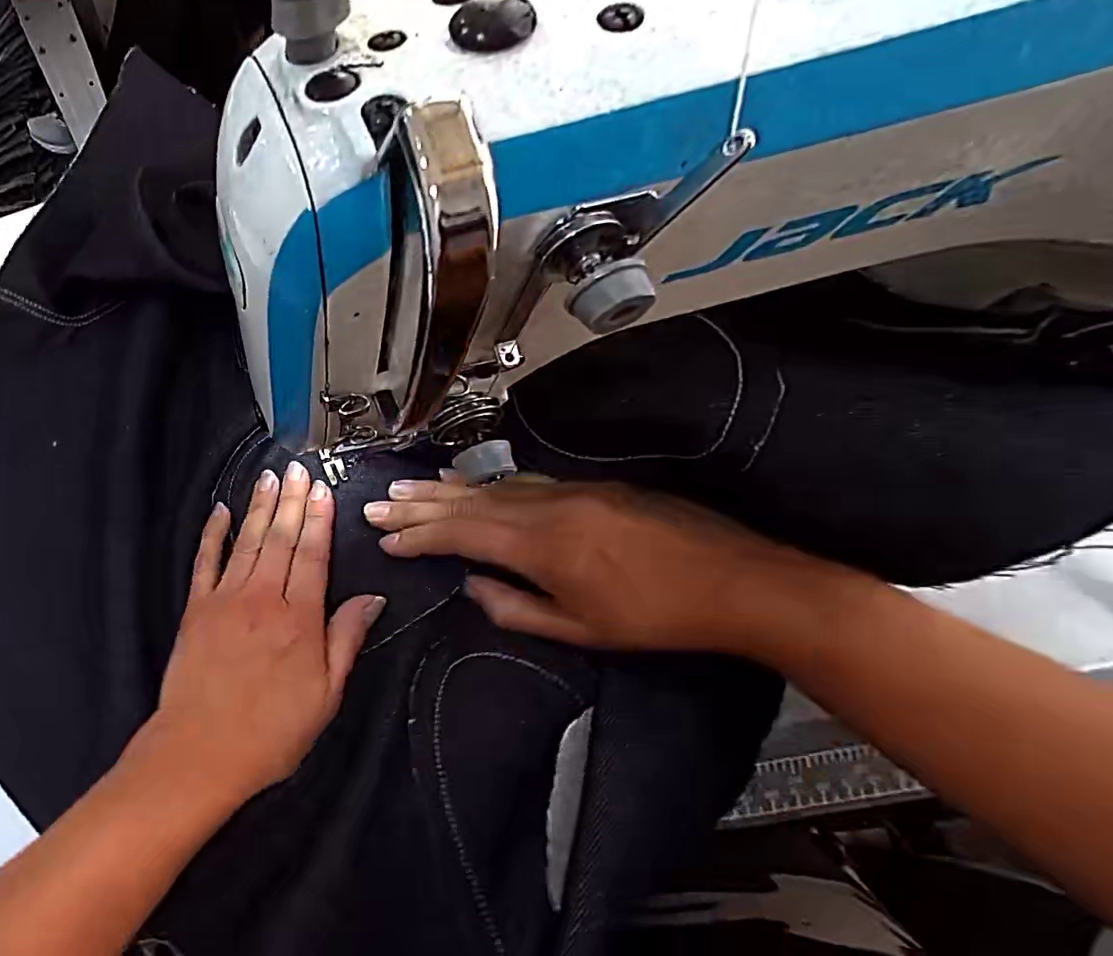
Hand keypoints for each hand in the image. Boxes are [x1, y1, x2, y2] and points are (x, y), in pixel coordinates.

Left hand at [144, 461, 385, 801]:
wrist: (200, 752)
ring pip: (248, 541)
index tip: (323, 491)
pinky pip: (205, 561)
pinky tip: (220, 511)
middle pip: (282, 538)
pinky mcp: (196, 608)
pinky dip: (212, 534)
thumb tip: (371, 599)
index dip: (320, 519)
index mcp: (300, 619)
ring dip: (260, 506)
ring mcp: (226, 599)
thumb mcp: (326, 694)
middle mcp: (264, 599)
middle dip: (292, 500)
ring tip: (269, 477)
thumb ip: (347, 639)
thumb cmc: (271, 732)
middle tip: (297, 469)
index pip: (314, 555)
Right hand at [364, 478, 866, 657]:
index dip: (420, 535)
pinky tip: (474, 484)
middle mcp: (547, 507)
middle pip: (470, 501)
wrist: (734, 580)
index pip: (462, 533)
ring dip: (449, 489)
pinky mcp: (589, 487)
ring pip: (494, 487)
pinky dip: (490, 485)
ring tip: (411, 487)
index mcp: (540, 544)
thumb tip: (474, 586)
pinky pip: (523, 482)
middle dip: (420, 504)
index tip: (386, 539)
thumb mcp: (581, 630)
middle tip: (379, 503)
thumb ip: (517, 608)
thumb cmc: (656, 617)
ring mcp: (569, 491)